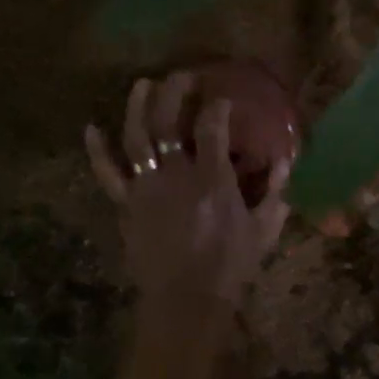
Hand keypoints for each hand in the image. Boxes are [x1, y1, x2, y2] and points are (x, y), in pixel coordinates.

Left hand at [85, 73, 290, 331]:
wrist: (186, 302)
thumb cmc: (231, 265)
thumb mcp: (264, 227)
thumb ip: (275, 190)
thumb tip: (287, 158)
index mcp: (212, 178)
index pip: (212, 127)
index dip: (217, 106)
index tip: (223, 98)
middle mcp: (175, 174)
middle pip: (168, 121)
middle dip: (174, 92)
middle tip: (183, 76)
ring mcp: (145, 187)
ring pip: (136, 137)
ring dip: (138, 106)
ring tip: (142, 84)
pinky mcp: (126, 204)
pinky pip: (108, 173)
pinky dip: (98, 150)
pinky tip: (92, 128)